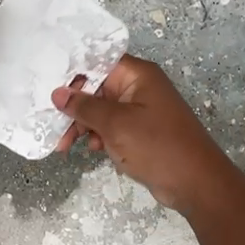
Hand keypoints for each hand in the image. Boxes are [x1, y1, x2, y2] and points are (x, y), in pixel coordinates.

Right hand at [53, 56, 227, 212]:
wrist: (194, 182)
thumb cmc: (156, 146)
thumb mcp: (115, 125)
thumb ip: (84, 107)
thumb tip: (58, 94)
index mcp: (137, 75)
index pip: (97, 62)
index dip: (73, 74)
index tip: (50, 91)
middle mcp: (138, 87)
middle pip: (96, 87)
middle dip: (74, 107)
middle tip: (54, 127)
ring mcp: (139, 110)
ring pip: (100, 109)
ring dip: (82, 124)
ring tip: (65, 145)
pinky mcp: (139, 131)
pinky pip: (111, 126)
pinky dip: (98, 135)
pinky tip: (93, 149)